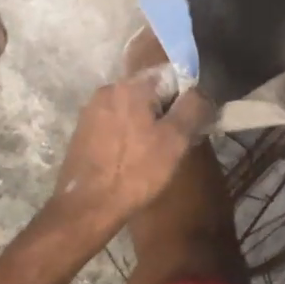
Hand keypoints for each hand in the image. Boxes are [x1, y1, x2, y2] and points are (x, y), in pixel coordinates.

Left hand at [50, 67, 216, 230]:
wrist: (87, 206)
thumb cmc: (136, 172)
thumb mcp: (175, 140)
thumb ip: (193, 107)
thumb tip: (201, 91)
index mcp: (130, 86)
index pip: (170, 77)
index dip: (186, 98)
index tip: (191, 123)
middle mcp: (107, 90)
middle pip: (149, 92)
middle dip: (165, 113)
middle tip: (176, 143)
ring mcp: (91, 111)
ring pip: (132, 110)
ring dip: (146, 125)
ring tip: (155, 155)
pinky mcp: (83, 132)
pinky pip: (115, 125)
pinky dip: (128, 136)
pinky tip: (133, 159)